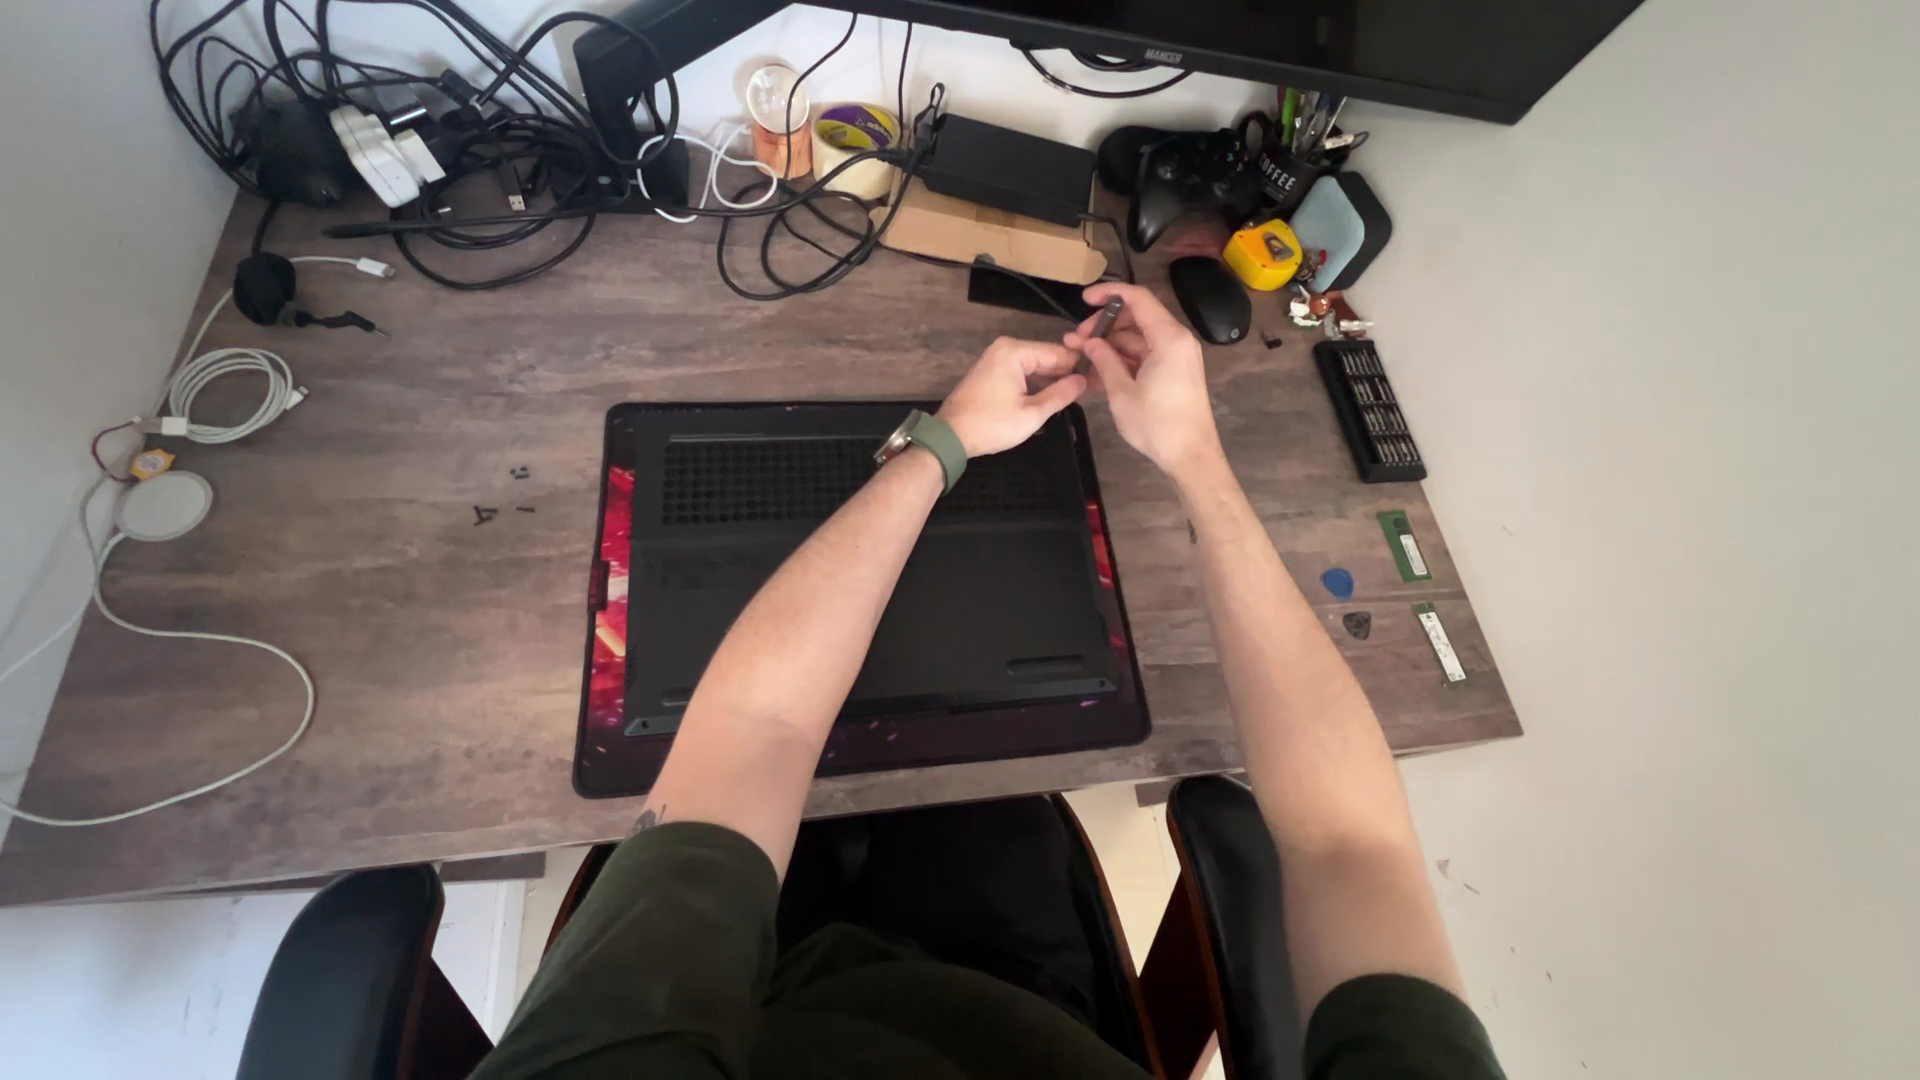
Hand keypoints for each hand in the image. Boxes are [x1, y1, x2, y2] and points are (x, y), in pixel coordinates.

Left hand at [938, 336, 1087, 457]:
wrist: (951, 436)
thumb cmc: (991, 425)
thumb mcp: (1032, 413)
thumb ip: (1060, 394)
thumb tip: (1083, 381)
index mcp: (1015, 351)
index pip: (1058, 353)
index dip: (1079, 366)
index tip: (1099, 377)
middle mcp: (1005, 348)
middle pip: (1046, 358)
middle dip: (1066, 373)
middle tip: (1092, 389)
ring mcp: (996, 360)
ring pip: (1034, 367)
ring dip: (1052, 380)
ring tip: (1077, 395)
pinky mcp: (991, 373)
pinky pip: (1021, 374)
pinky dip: (1035, 384)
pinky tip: (1052, 397)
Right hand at [1063, 283, 1222, 479]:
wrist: (1190, 455)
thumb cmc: (1157, 424)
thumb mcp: (1122, 392)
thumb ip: (1104, 361)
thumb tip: (1089, 343)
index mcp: (1168, 338)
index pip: (1138, 299)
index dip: (1109, 294)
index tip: (1084, 298)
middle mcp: (1176, 341)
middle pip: (1137, 318)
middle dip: (1105, 325)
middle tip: (1077, 340)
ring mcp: (1176, 357)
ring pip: (1138, 339)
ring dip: (1110, 345)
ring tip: (1082, 357)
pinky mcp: (1174, 372)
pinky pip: (1145, 356)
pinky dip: (1123, 360)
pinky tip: (1099, 372)